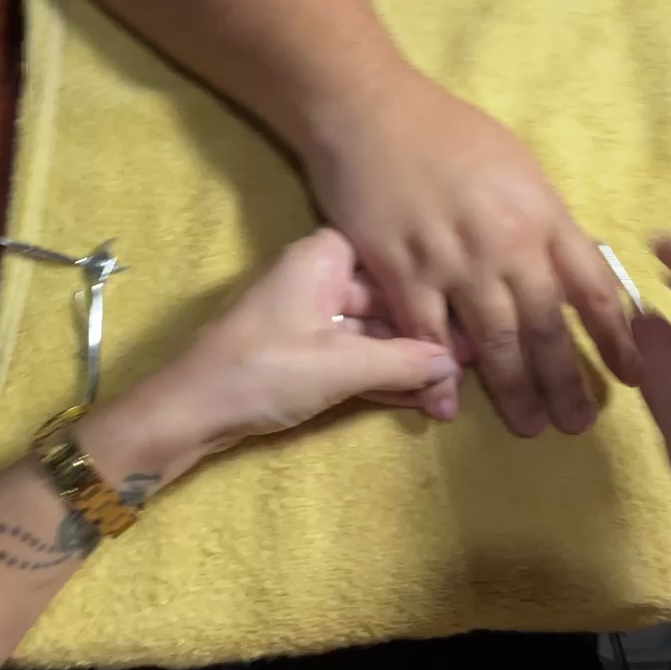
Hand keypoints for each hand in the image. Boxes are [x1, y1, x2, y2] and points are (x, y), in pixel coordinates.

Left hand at [133, 227, 458, 458]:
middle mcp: (318, 279)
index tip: (479, 318)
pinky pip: (353, 357)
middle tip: (475, 375)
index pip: (393, 258)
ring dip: (407, 367)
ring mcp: (308, 317)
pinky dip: (380, 378)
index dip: (435, 288)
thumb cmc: (264, 371)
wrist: (192, 410)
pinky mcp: (301, 352)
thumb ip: (404, 362)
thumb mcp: (342, 366)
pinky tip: (419, 401)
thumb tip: (457, 364)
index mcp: (323, 259)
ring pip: (373, 334)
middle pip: (387, 301)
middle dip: (426, 342)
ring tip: (451, 399)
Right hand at [301, 75, 638, 435]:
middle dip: (566, 380)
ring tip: (531, 426)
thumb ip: (537, 219)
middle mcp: (506, 245)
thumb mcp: (513, 165)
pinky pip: (425, 333)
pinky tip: (447, 404)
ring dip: (515, 389)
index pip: (592, 289)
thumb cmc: (442, 131)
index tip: (628, 377)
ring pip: (494, 339)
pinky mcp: (400, 272)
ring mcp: (452, 262)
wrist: (370, 113)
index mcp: (542, 214)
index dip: (613, 339)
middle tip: (577, 424)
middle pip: (546, 326)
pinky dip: (437, 372)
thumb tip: (552, 265)